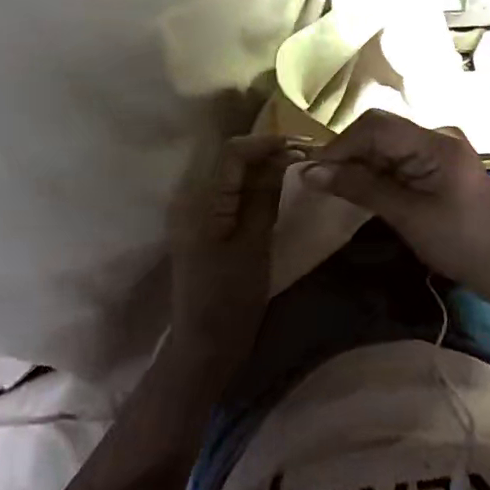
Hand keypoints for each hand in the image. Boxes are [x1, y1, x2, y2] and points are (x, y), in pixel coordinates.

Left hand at [167, 135, 304, 372]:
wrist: (203, 347)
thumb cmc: (231, 299)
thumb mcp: (255, 245)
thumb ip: (265, 196)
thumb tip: (285, 156)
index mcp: (200, 201)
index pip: (231, 153)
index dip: (265, 142)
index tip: (300, 144)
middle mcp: (188, 198)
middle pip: (226, 158)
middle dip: (262, 152)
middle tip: (300, 156)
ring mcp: (190, 212)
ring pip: (226, 174)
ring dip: (257, 168)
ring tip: (291, 170)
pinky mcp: (197, 225)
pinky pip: (224, 192)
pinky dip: (247, 186)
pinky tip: (270, 191)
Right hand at [298, 110, 489, 292]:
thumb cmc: (460, 243)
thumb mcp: (406, 216)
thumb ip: (359, 188)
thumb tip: (310, 173)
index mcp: (436, 143)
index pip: (376, 126)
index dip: (341, 144)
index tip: (315, 170)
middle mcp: (437, 135)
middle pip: (379, 130)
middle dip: (347, 152)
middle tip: (320, 179)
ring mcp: (437, 147)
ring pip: (383, 143)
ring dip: (358, 163)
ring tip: (334, 185)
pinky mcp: (435, 162)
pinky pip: (395, 156)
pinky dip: (374, 171)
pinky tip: (359, 188)